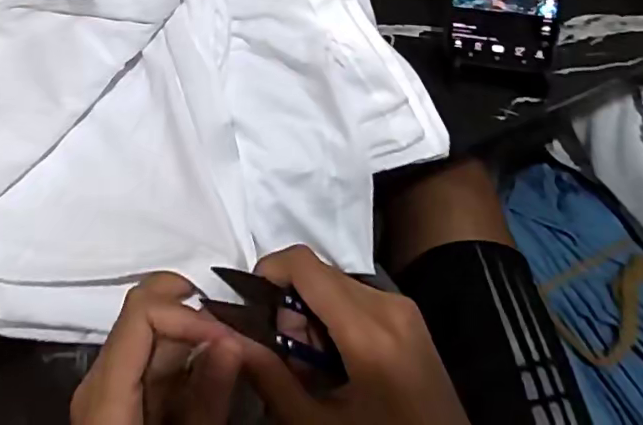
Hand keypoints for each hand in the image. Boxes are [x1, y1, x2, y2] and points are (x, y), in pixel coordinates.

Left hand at [72, 272, 244, 424]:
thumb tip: (234, 341)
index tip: (227, 331)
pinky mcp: (118, 399)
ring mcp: (105, 387)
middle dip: (195, 313)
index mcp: (104, 388)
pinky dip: (186, 357)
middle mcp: (98, 377)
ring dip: (195, 334)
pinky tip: (213, 370)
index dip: (187, 311)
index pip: (142, 310)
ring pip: (153, 333)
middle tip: (236, 328)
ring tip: (234, 347)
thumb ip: (207, 397)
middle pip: (147, 312)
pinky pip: (153, 360)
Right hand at [232, 245, 470, 424]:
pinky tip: (336, 362)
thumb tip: (231, 337)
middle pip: (320, 274)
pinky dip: (336, 318)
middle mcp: (389, 304)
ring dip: (312, 311)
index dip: (268, 270)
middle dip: (289, 303)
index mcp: (368, 331)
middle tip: (281, 353)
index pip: (305, 264)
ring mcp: (404, 308)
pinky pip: (359, 298)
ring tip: (310, 366)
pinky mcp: (411, 317)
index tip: (248, 304)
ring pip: (337, 284)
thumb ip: (271, 378)